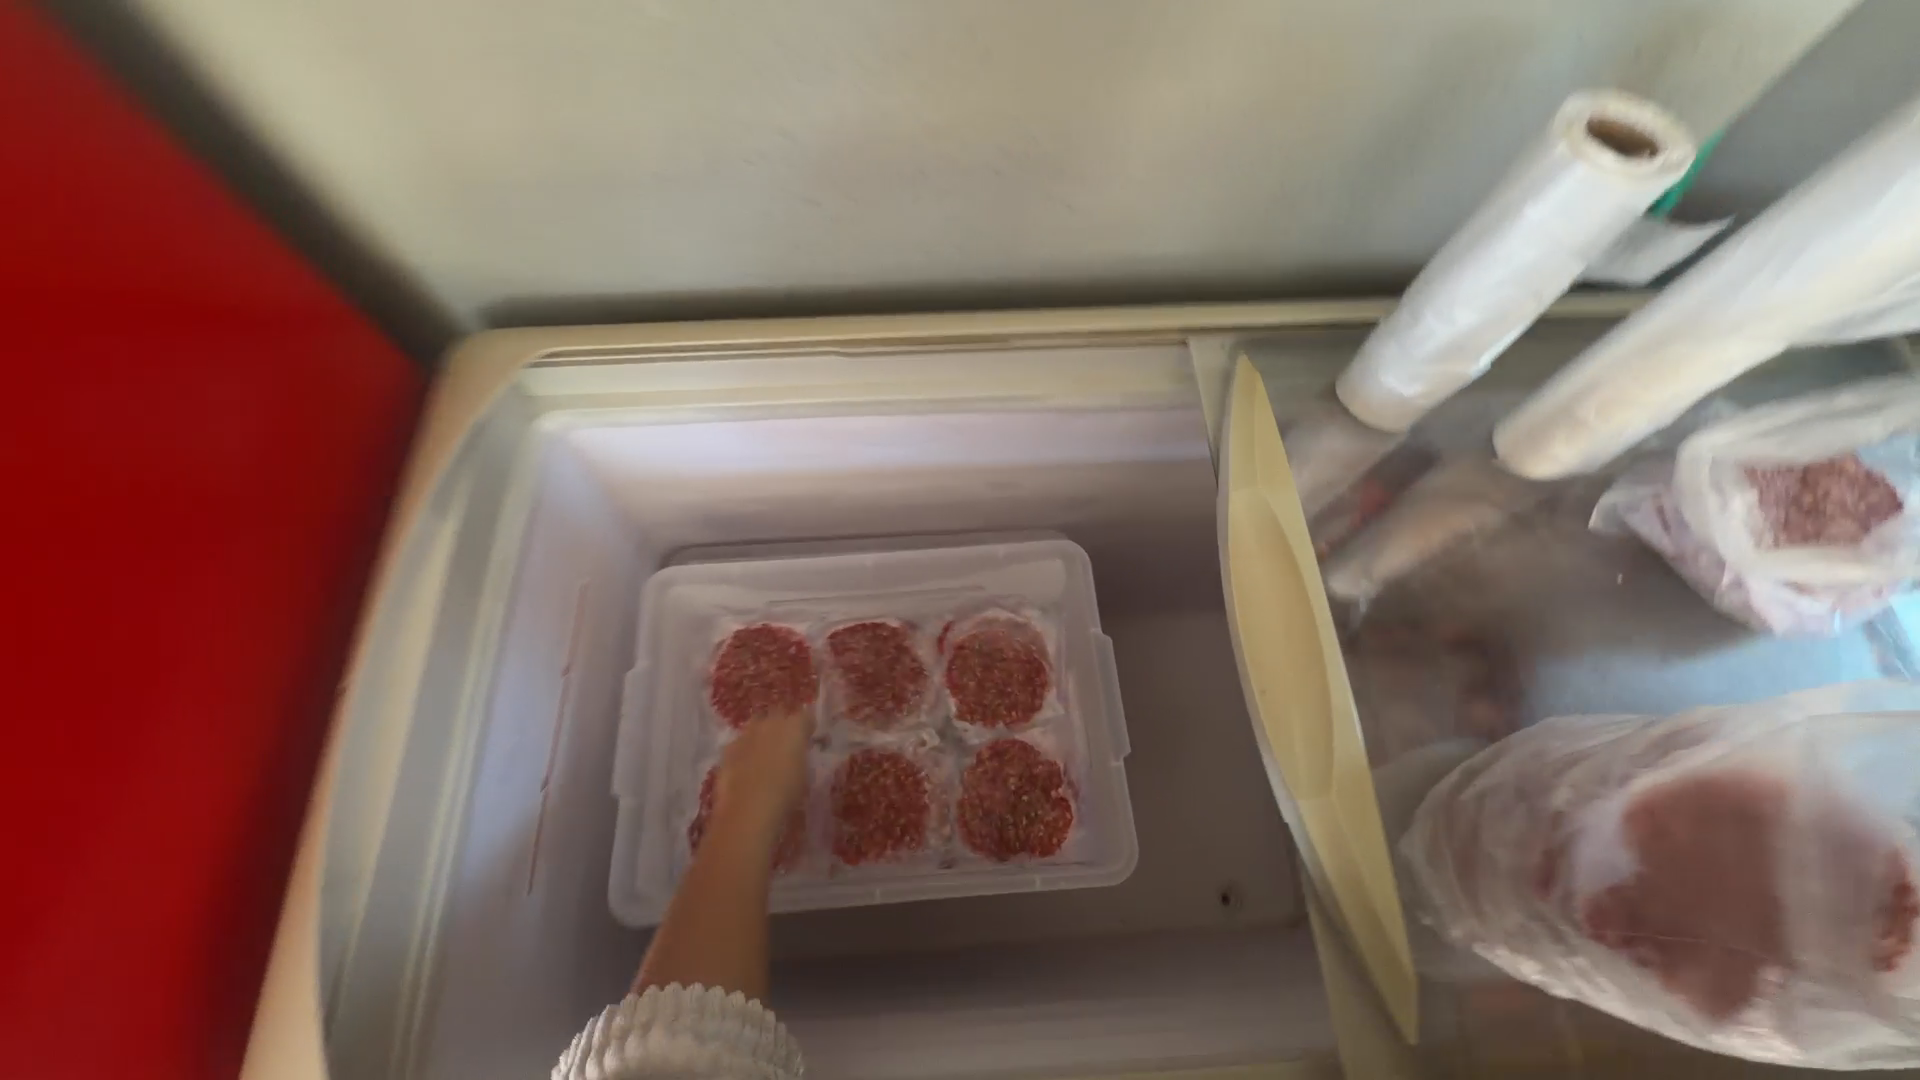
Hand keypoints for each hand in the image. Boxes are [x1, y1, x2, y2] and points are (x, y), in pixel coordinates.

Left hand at [712, 706, 812, 843]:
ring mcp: (747, 734)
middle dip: (783, 725)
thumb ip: (802, 758)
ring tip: (764, 753)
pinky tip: (745, 767)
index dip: (808, 728)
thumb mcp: (806, 775)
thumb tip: (799, 756)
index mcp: (795, 727)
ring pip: (756, 724)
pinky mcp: (728, 748)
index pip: (806, 717)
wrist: (748, 808)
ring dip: (762, 734)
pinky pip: (740, 742)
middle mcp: (770, 723)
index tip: (809, 740)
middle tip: (786, 744)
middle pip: (779, 714)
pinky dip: (744, 750)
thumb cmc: (786, 793)